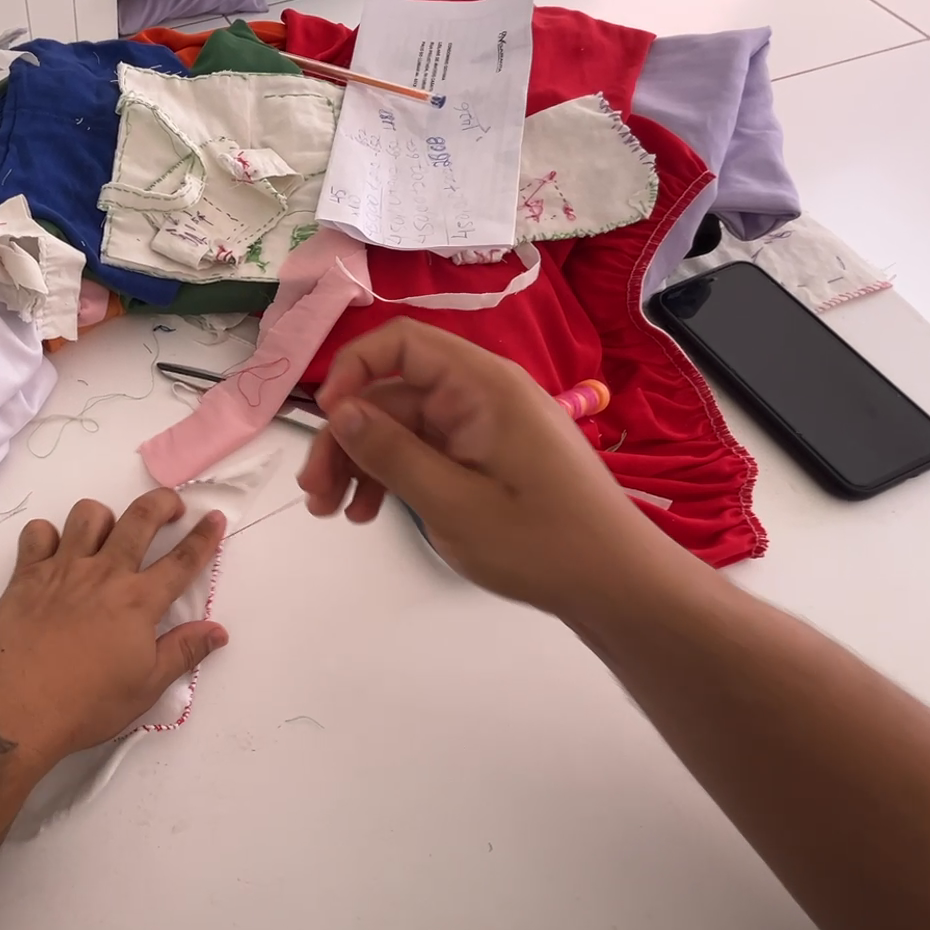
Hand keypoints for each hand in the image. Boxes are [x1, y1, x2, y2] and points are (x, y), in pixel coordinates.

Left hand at [0, 489, 227, 768]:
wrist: (13, 708)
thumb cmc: (85, 704)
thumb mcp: (145, 688)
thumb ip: (183, 652)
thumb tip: (217, 630)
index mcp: (138, 601)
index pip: (182, 561)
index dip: (203, 537)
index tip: (214, 517)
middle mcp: (104, 573)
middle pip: (140, 518)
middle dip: (162, 502)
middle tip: (171, 506)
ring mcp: (62, 568)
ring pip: (88, 515)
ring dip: (104, 516)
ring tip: (108, 533)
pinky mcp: (26, 573)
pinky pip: (38, 532)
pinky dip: (48, 535)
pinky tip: (53, 553)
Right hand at [298, 318, 708, 623]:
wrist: (614, 586)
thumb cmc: (540, 543)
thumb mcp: (451, 502)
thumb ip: (391, 452)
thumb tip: (339, 411)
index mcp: (480, 387)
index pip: (402, 343)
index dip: (354, 369)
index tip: (326, 417)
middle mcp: (476, 395)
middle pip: (388, 396)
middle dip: (345, 440)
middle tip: (314, 493)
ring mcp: (477, 427)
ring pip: (396, 429)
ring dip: (358, 465)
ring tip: (332, 512)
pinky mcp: (478, 455)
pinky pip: (418, 452)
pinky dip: (388, 478)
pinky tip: (366, 513)